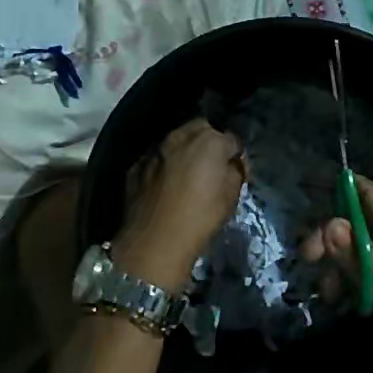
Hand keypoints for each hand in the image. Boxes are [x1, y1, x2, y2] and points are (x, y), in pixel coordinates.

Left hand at [114, 118, 245, 289]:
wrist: (154, 243)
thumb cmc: (200, 218)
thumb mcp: (232, 195)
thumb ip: (235, 170)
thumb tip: (231, 163)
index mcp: (210, 141)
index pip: (231, 139)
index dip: (235, 154)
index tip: (236, 169)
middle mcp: (181, 136)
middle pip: (201, 129)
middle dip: (209, 142)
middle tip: (212, 165)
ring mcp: (155, 149)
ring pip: (176, 140)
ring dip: (185, 151)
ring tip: (187, 174)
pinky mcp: (136, 165)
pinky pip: (157, 158)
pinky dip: (165, 165)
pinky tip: (166, 185)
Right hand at [301, 177, 372, 372]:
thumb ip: (363, 262)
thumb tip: (330, 224)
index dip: (343, 192)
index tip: (309, 203)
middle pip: (365, 222)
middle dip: (334, 236)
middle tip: (307, 261)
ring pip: (368, 248)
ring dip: (342, 263)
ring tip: (325, 293)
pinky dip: (358, 279)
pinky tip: (343, 300)